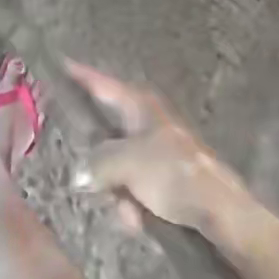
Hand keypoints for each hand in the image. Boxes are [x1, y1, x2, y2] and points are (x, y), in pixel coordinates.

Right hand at [67, 61, 245, 231]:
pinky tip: (139, 217)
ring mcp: (154, 146)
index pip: (100, 83)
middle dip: (100, 165)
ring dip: (117, 191)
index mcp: (137, 103)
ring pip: (116, 166)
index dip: (79, 74)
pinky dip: (132, 201)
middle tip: (97, 183)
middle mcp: (144, 118)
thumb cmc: (171, 171)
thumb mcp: (126, 162)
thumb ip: (96, 162)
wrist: (217, 206)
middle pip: (104, 135)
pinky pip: (133, 184)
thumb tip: (80, 172)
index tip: (60, 61)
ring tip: (128, 210)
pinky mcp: (163, 172)